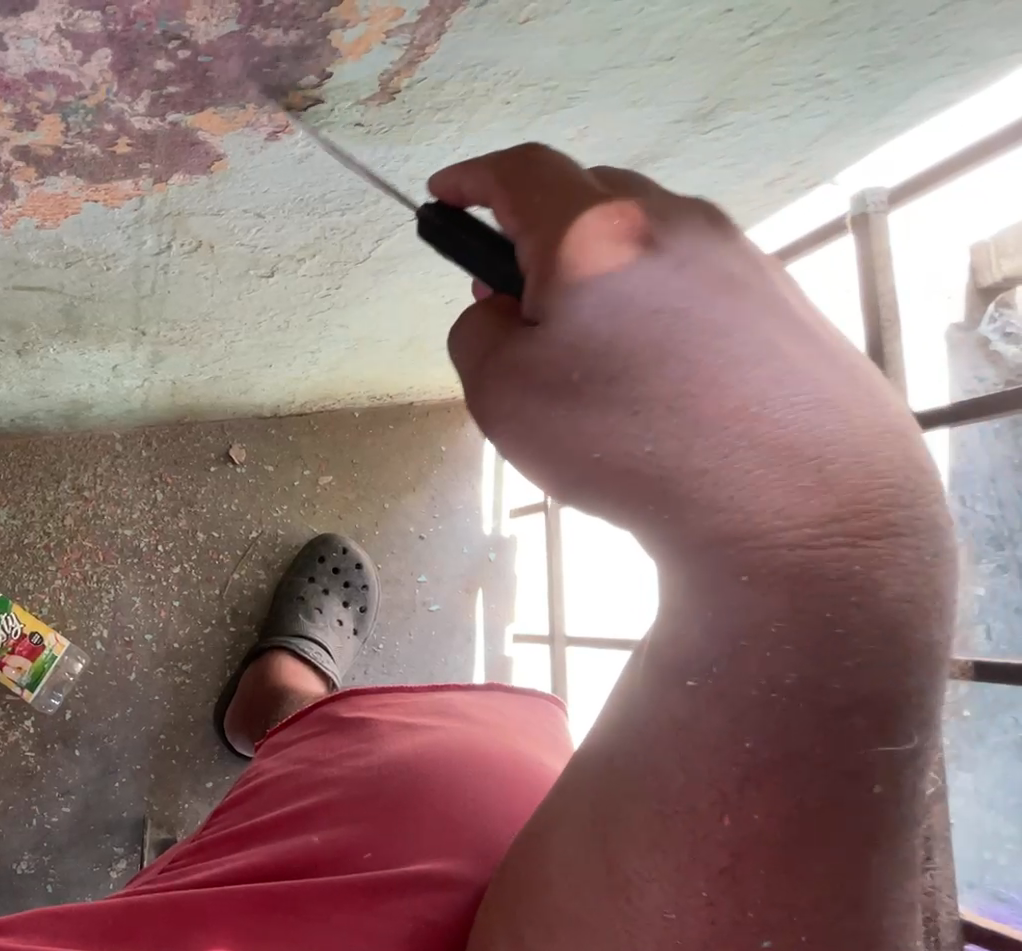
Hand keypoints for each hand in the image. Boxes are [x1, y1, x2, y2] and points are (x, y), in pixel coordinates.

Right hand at [431, 144, 945, 571]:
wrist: (787, 497)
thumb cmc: (617, 435)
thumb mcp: (499, 391)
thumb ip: (477, 332)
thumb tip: (501, 310)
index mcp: (594, 237)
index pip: (524, 172)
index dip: (473, 178)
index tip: (443, 196)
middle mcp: (673, 224)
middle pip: (585, 195)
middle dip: (529, 230)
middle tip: (502, 295)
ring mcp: (735, 256)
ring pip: (635, 236)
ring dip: (583, 270)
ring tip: (567, 345)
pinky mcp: (774, 298)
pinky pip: (679, 274)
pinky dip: (633, 298)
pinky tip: (632, 368)